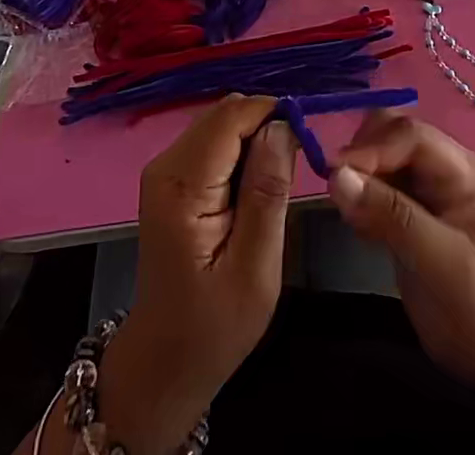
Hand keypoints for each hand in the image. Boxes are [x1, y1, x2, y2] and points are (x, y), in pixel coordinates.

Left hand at [98, 96, 296, 453]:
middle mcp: (166, 165)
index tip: (309, 144)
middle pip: (227, 114)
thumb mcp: (256, 267)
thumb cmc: (214, 326)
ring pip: (224, 123)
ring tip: (278, 184)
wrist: (165, 362)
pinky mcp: (173, 178)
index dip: (276, 116)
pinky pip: (216, 141)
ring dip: (258, 139)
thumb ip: (268, 192)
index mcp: (182, 186)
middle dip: (268, 127)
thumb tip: (284, 126)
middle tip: (296, 171)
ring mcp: (166, 169)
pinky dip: (244, 151)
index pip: (233, 116)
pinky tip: (256, 187)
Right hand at [329, 112, 474, 451]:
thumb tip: (337, 175)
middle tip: (337, 191)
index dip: (371, 148)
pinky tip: (358, 227)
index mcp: (465, 171)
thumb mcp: (445, 265)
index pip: (411, 136)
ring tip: (348, 214)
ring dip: (359, 178)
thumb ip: (393, 217)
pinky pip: (379, 191)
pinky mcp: (412, 220)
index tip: (333, 175)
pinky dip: (362, 200)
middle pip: (394, 137)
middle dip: (363, 155)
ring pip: (383, 162)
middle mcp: (446, 172)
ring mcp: (430, 196)